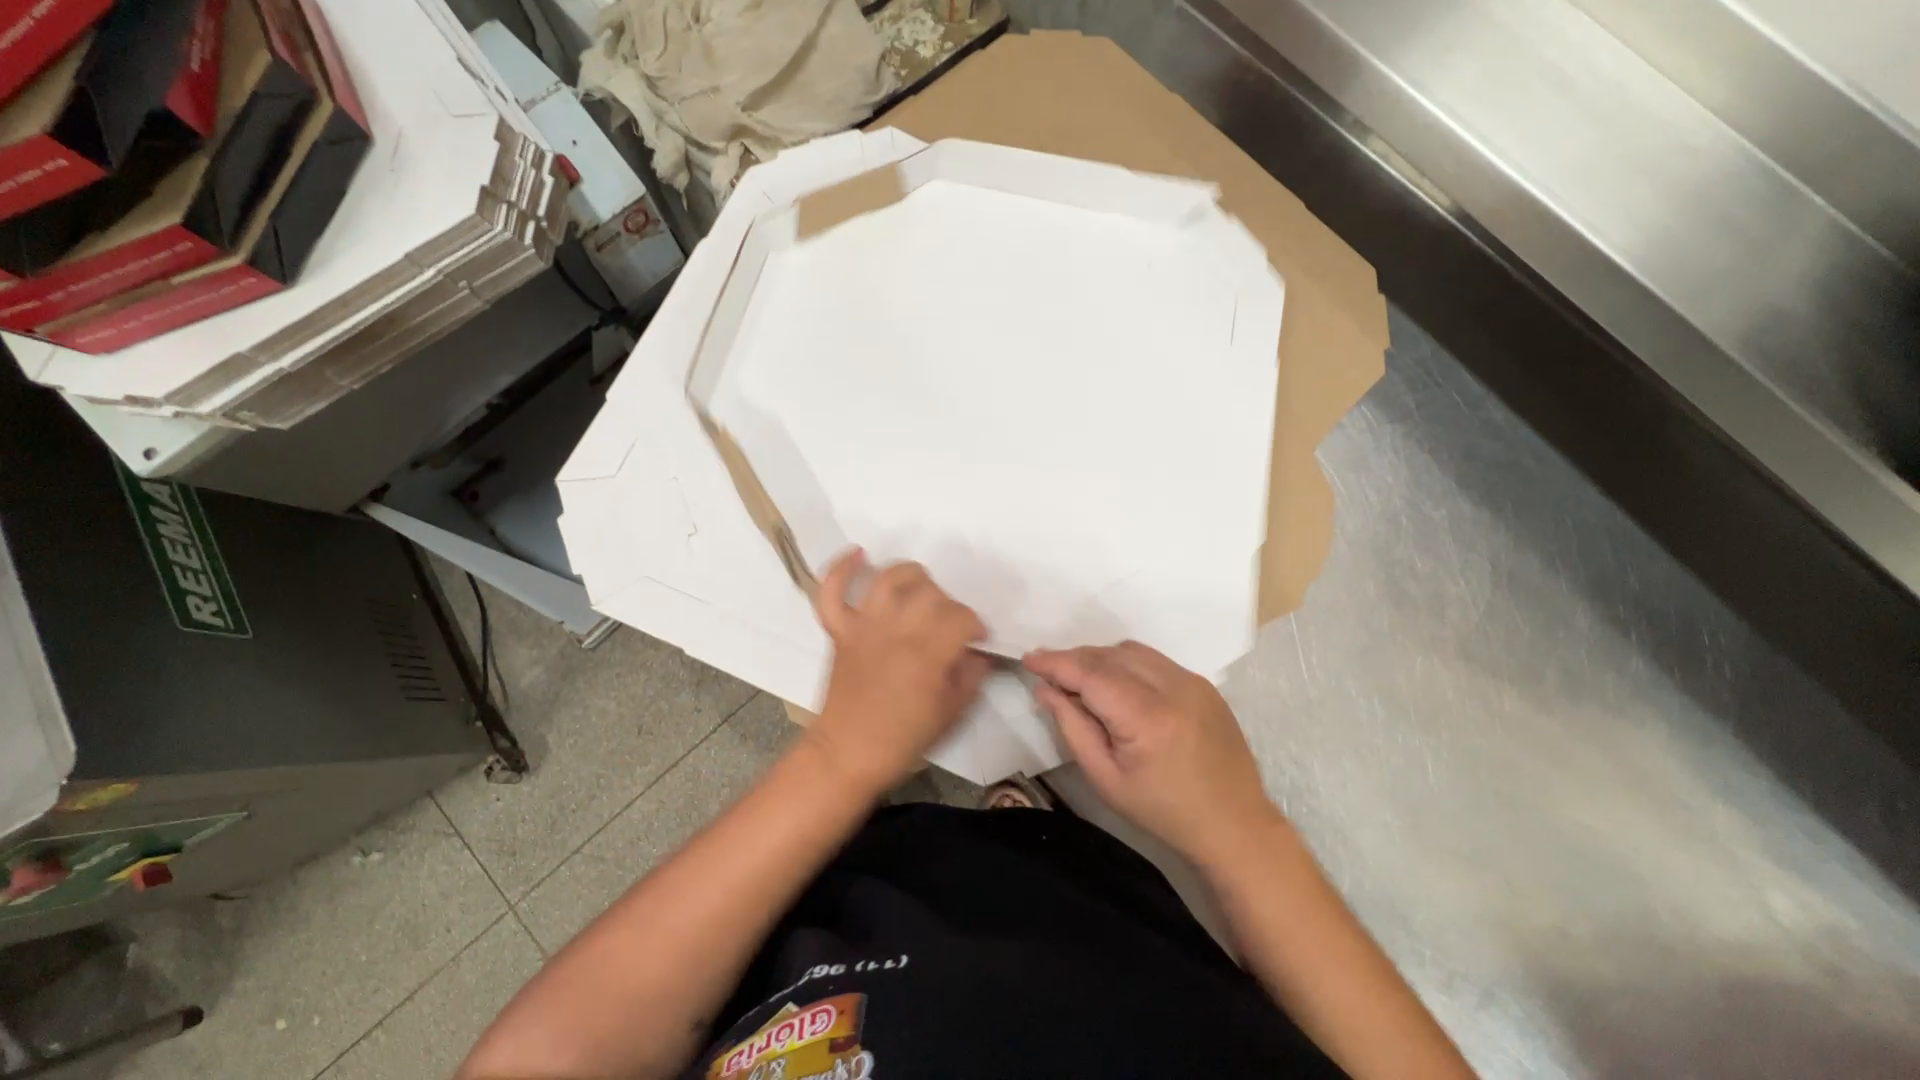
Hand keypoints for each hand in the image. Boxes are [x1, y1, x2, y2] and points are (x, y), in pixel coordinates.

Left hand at [807, 549, 990, 791]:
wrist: (847, 754)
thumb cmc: (903, 739)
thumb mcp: (950, 713)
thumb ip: (970, 677)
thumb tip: (979, 653)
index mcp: (927, 653)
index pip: (960, 617)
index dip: (975, 624)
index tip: (977, 639)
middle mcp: (895, 631)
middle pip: (929, 594)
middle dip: (949, 603)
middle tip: (951, 624)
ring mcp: (863, 628)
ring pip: (887, 580)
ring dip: (909, 573)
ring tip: (922, 582)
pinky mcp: (840, 632)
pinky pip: (832, 592)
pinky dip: (841, 569)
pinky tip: (859, 554)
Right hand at [1025, 642, 1281, 864]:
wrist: (1233, 822)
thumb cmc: (1163, 811)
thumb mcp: (1106, 778)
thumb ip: (1073, 728)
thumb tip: (1046, 690)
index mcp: (1147, 718)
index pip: (1091, 674)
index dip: (1056, 663)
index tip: (1029, 660)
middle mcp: (1173, 688)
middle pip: (1110, 655)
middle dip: (1074, 658)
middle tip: (1047, 672)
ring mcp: (1193, 682)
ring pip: (1133, 651)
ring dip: (1100, 658)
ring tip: (1079, 679)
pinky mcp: (1204, 684)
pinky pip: (1155, 660)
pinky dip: (1127, 664)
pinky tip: (1116, 686)